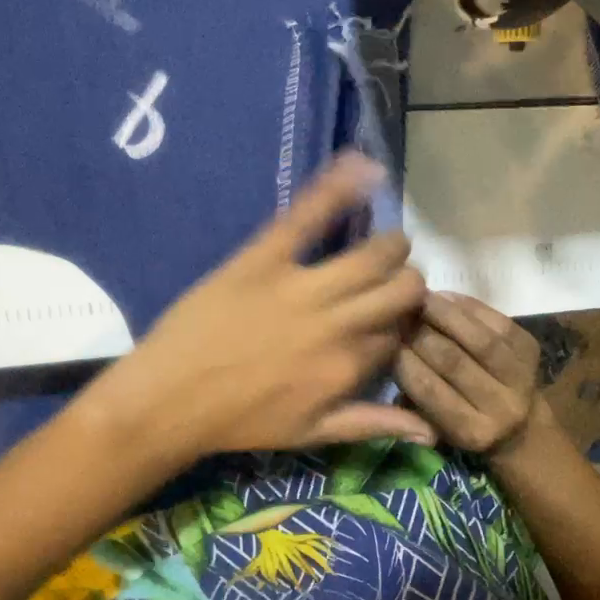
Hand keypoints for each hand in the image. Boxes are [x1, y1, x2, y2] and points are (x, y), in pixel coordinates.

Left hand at [78, 152, 433, 462]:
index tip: (393, 321)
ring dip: (392, 246)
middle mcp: (338, 324)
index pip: (401, 332)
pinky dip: (337, 188)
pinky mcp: (265, 258)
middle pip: (402, 289)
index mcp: (349, 366)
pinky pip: (308, 216)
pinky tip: (363, 165)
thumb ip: (372, 424)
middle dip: (409, 282)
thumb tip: (430, 430)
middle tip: (392, 280)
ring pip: (375, 254)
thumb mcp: (311, 434)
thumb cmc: (239, 421)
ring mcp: (303, 287)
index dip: (402, 324)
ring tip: (386, 244)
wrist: (168, 400)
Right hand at [394, 292, 545, 453]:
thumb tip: (391, 351)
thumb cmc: (465, 424)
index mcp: (472, 431)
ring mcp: (521, 376)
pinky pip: (496, 321)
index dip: (404, 361)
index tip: (385, 341)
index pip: (430, 390)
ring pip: (478, 338)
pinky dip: (467, 306)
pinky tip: (444, 297)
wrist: (522, 425)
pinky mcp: (530, 349)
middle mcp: (501, 406)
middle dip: (420, 334)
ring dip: (444, 313)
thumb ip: (414, 396)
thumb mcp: (436, 425)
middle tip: (399, 315)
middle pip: (453, 362)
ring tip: (419, 298)